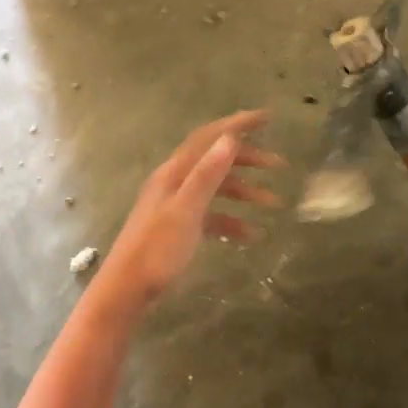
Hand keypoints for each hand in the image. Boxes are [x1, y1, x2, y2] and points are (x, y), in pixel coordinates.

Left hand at [98, 110, 283, 306]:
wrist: (128, 290)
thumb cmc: (157, 250)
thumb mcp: (187, 210)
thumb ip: (208, 174)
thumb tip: (230, 138)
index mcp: (174, 173)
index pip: (209, 137)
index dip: (237, 124)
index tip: (267, 118)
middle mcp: (175, 182)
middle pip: (215, 160)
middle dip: (248, 159)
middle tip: (279, 165)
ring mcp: (177, 205)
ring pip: (217, 188)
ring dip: (245, 192)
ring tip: (274, 204)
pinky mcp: (179, 227)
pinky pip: (212, 215)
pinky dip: (232, 221)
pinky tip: (252, 236)